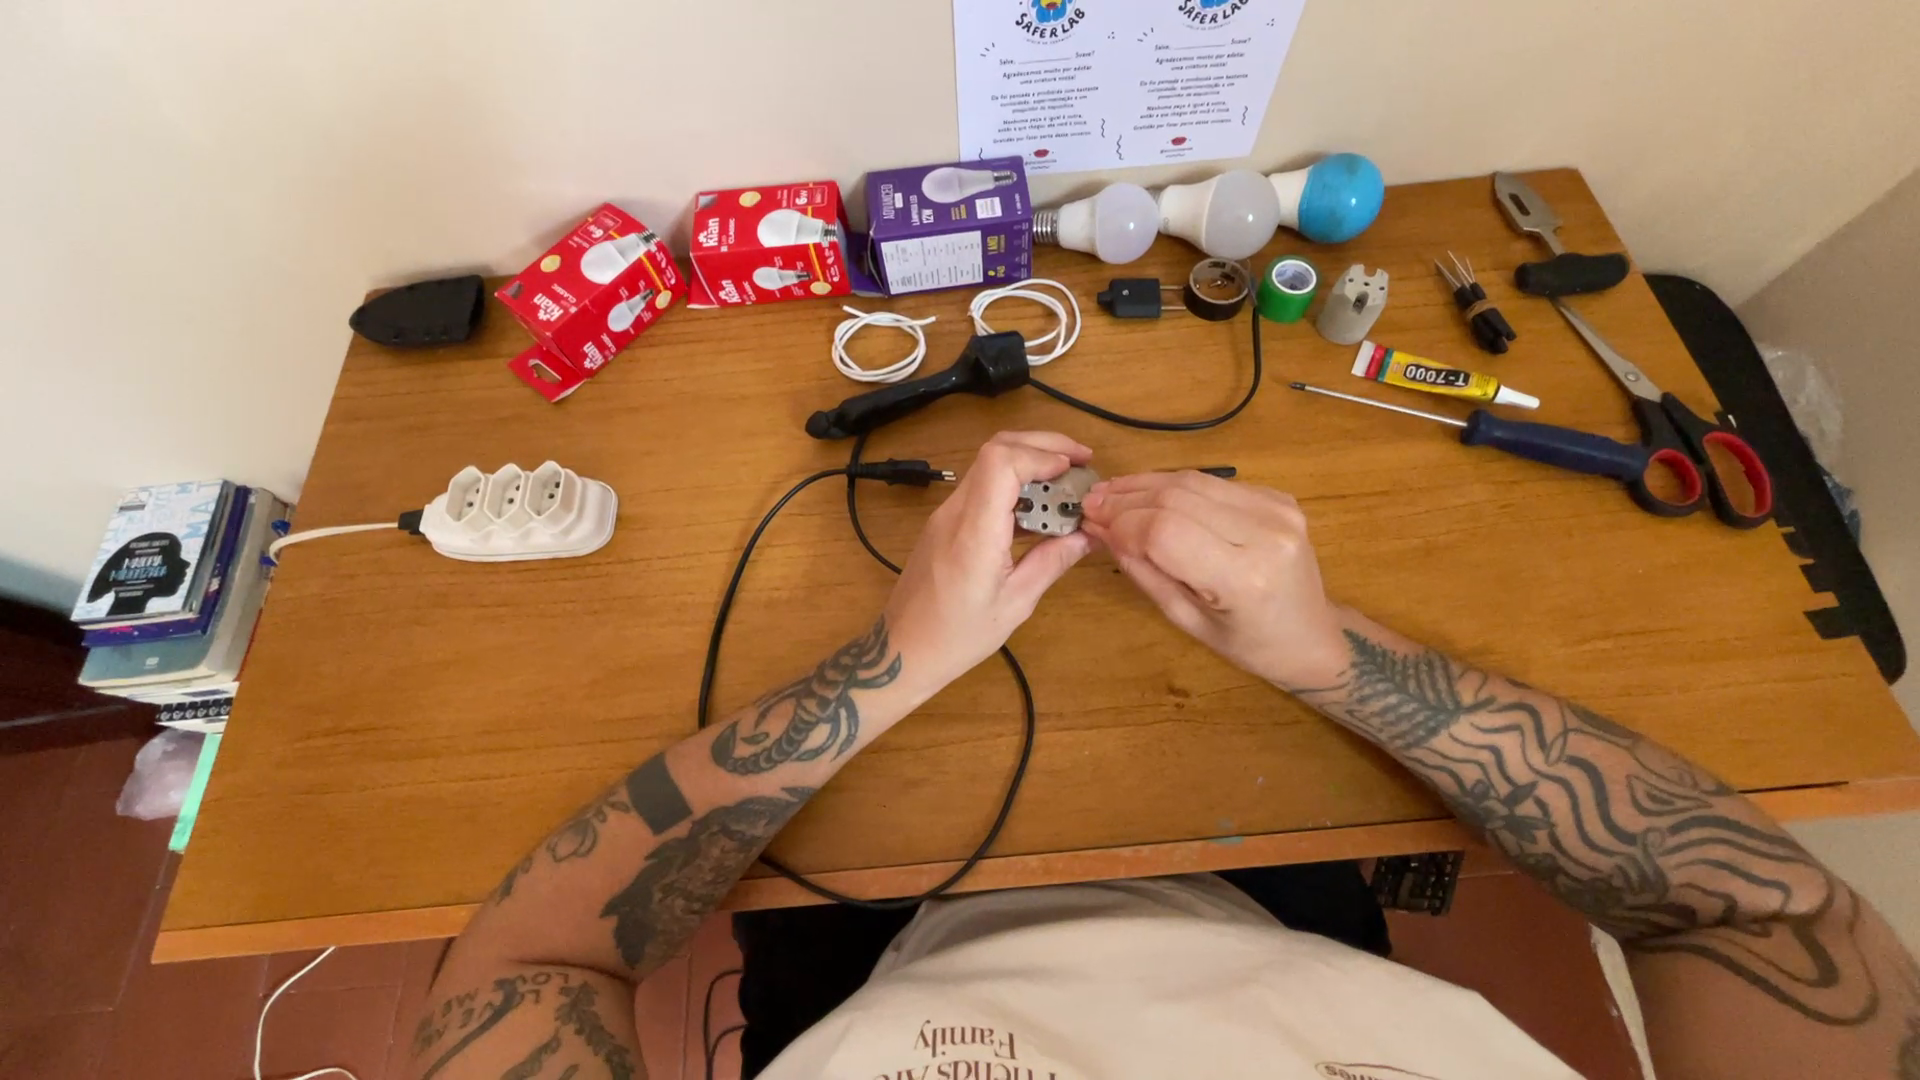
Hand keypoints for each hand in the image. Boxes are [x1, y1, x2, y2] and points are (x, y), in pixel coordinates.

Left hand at [884, 431, 1093, 692]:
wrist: (903, 650)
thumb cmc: (959, 636)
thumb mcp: (1016, 603)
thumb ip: (1052, 561)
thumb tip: (1088, 535)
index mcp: (974, 531)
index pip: (1001, 462)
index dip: (1041, 454)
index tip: (1073, 469)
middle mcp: (955, 512)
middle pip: (995, 449)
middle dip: (1042, 445)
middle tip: (1081, 461)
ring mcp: (945, 515)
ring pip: (987, 465)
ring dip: (1028, 462)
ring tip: (1066, 481)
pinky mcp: (943, 523)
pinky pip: (980, 488)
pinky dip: (1012, 484)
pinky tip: (1038, 507)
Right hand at [1079, 471, 1345, 688]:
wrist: (1313, 636)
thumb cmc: (1248, 645)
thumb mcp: (1186, 620)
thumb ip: (1144, 571)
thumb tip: (1101, 530)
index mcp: (1244, 578)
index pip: (1166, 532)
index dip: (1122, 522)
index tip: (1089, 522)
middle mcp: (1265, 534)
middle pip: (1176, 498)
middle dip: (1126, 499)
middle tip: (1090, 504)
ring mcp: (1276, 510)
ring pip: (1191, 480)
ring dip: (1144, 485)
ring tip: (1110, 494)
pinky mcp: (1278, 497)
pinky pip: (1211, 482)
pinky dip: (1173, 486)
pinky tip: (1147, 495)